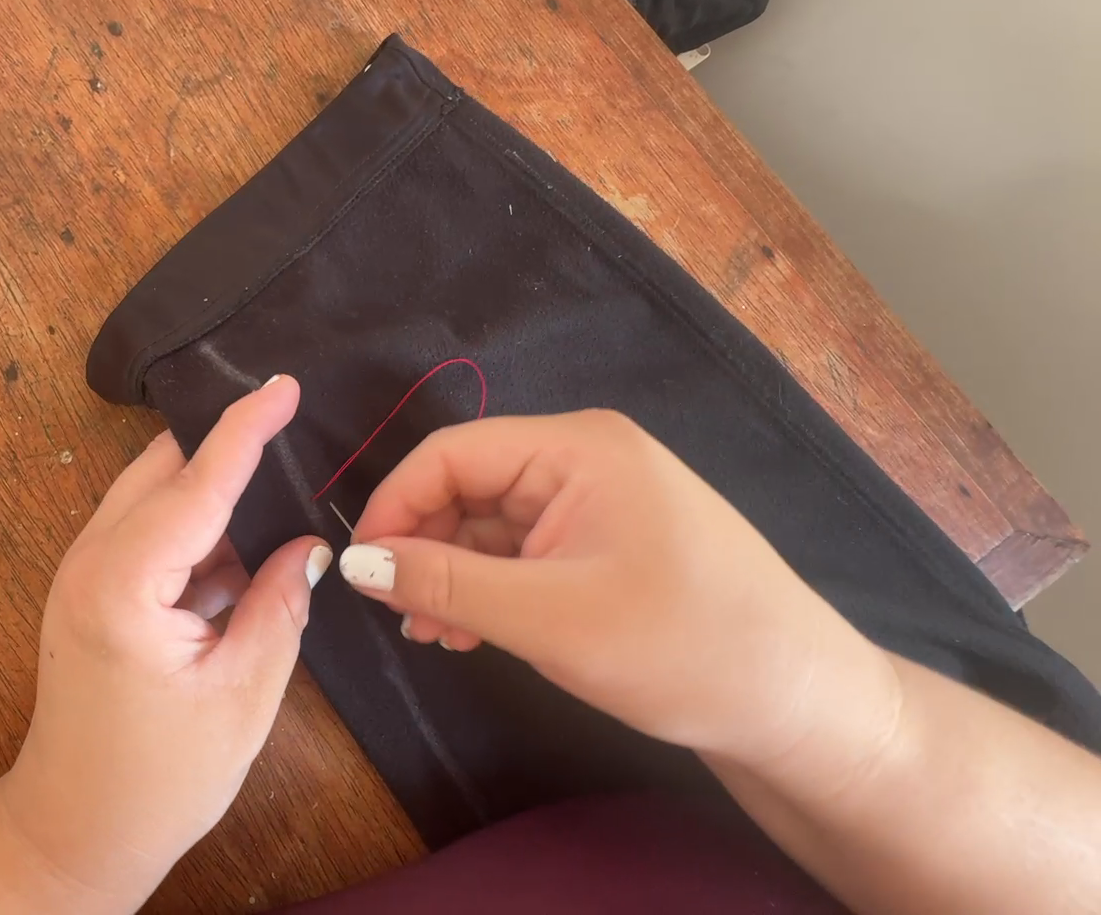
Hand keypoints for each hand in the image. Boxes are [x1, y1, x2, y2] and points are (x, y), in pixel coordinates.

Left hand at [0, 375, 332, 906]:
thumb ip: (279, 604)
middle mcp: (90, 559)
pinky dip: (192, 534)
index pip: (197, 484)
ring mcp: (81, 570)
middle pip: (164, 473)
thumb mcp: (242, 695)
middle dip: (224, 451)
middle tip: (289, 435)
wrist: (74, 829)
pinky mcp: (88, 586)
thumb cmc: (160, 778)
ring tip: (273, 506)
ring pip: (152, 497)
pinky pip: (145, 532)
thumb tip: (313, 545)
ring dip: (210, 497)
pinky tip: (236, 558)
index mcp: (124, 583)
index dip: (246, 429)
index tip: (282, 384)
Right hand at [338, 410, 897, 767]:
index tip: (361, 567)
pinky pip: (513, 550)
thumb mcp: (546, 618)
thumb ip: (439, 583)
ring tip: (435, 634)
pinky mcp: (595, 538)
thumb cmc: (683, 650)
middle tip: (401, 614)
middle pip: (463, 487)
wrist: (811, 716)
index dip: (395, 505)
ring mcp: (589, 499)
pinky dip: (482, 587)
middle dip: (423, 548)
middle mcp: (579, 459)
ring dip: (448, 575)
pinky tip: (468, 631)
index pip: (450, 455)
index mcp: (576, 448)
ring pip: (482, 523)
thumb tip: (352, 563)